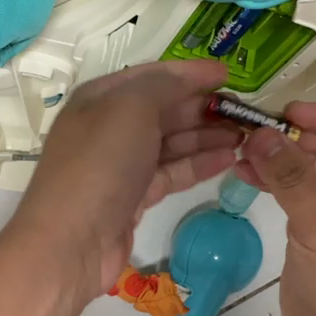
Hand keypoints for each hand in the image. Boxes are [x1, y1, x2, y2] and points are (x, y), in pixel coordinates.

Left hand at [7, 60, 240, 295]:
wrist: (70, 242)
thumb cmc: (98, 166)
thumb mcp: (130, 109)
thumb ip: (164, 86)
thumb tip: (193, 76)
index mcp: (98, 99)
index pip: (150, 76)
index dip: (189, 74)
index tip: (229, 76)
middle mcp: (106, 128)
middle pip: (162, 110)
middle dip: (202, 108)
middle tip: (245, 112)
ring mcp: (119, 165)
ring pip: (169, 143)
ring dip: (205, 136)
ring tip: (246, 136)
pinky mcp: (131, 198)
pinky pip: (170, 173)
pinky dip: (197, 164)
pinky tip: (228, 160)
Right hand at [235, 102, 315, 315]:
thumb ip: (291, 177)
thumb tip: (258, 133)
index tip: (285, 112)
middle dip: (297, 137)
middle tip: (253, 128)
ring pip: (315, 165)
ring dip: (281, 156)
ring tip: (242, 148)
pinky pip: (300, 187)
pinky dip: (275, 178)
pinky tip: (245, 170)